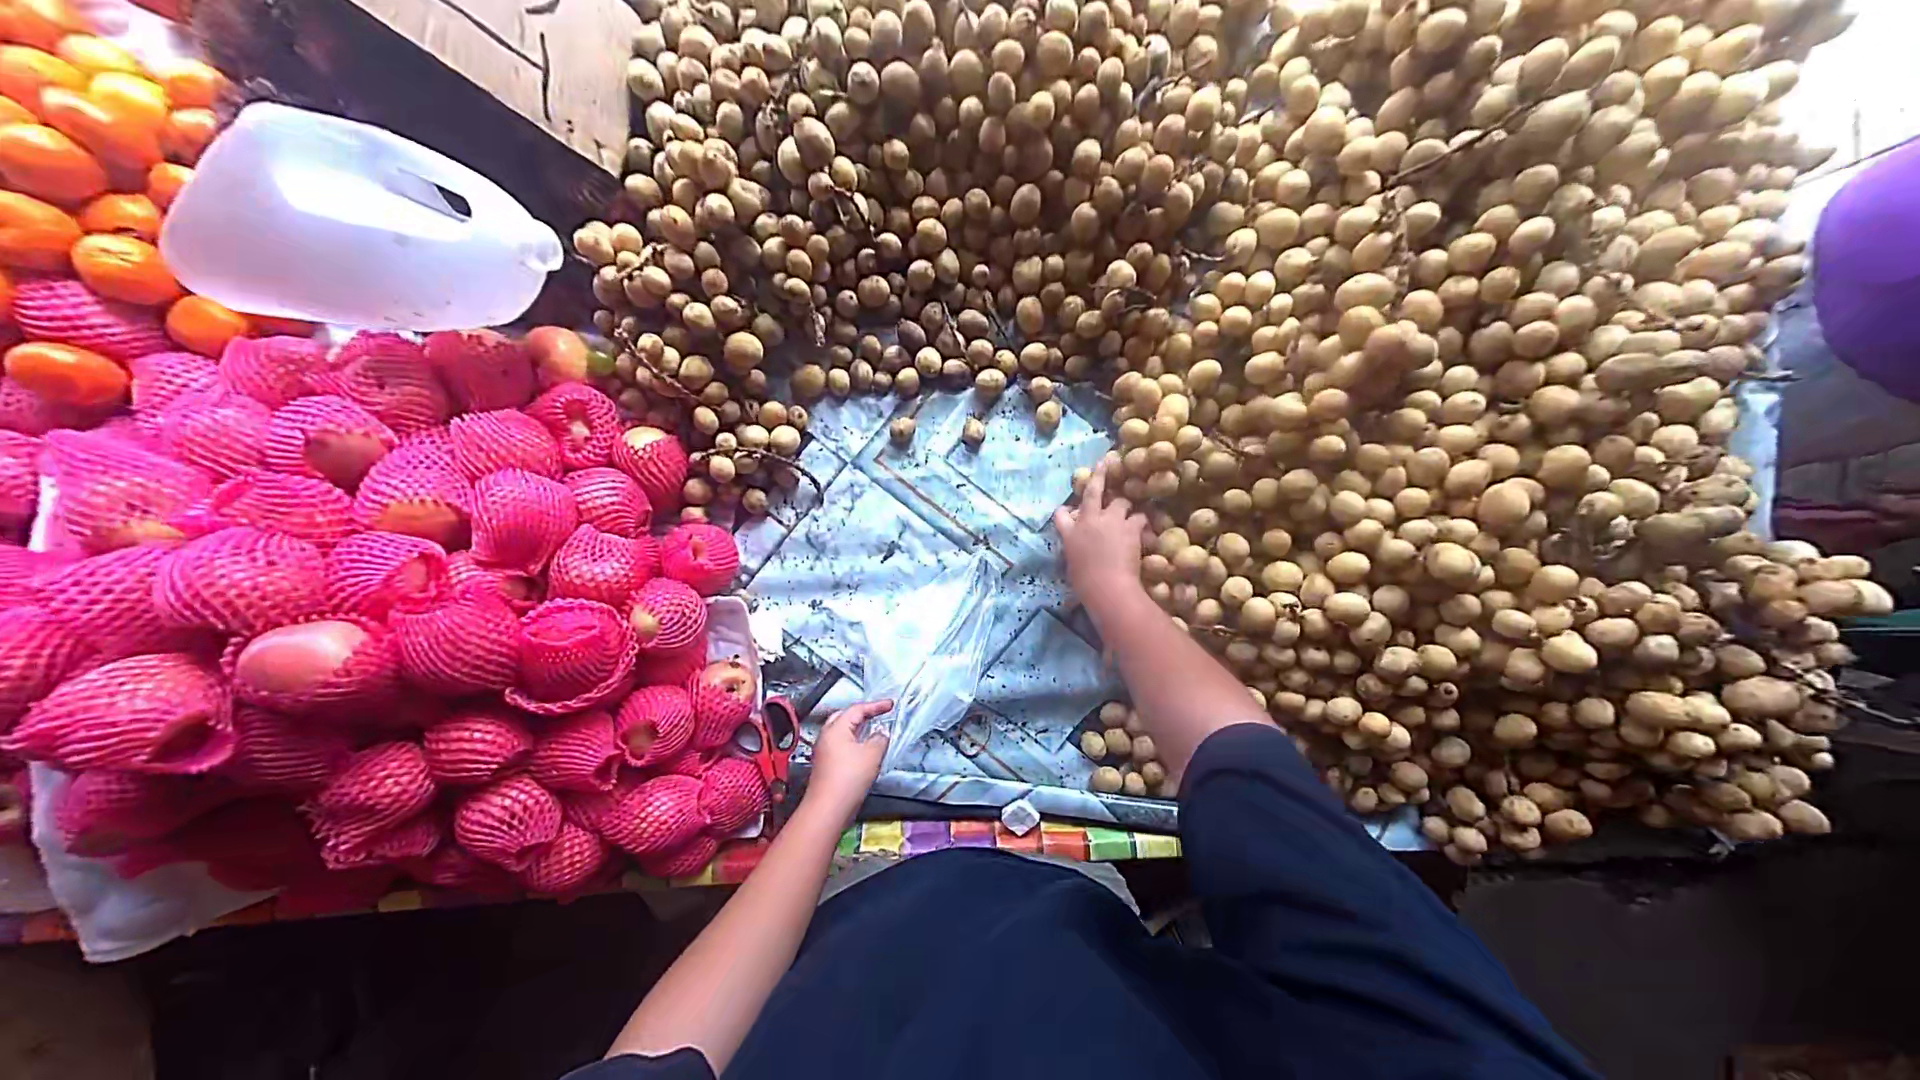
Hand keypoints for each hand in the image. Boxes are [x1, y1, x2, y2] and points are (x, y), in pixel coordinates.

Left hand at [805, 699, 892, 824]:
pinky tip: (863, 750)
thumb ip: (880, 739)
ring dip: (858, 729)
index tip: (890, 704)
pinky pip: (841, 745)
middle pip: (845, 717)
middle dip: (862, 714)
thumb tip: (882, 734)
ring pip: (842, 732)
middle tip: (878, 714)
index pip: (857, 709)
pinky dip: (854, 742)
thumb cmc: (849, 777)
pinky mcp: (825, 765)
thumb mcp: (872, 754)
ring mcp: (824, 751)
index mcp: (836, 728)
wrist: (828, 808)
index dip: (875, 706)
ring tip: (873, 730)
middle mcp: (826, 736)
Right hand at [1054, 459, 1149, 606]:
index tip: (1066, 508)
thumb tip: (1082, 553)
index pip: (1061, 515)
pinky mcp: (1130, 526)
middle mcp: (1088, 521)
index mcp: (1070, 534)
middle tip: (1106, 462)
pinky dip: (1143, 521)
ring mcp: (1110, 521)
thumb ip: (1077, 553)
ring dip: (1126, 505)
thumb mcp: (1073, 566)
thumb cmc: (1086, 584)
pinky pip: (1140, 516)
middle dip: (1100, 476)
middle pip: (1093, 492)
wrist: (1106, 586)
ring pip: (1121, 502)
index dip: (1064, 511)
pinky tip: (1147, 526)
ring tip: (1132, 509)